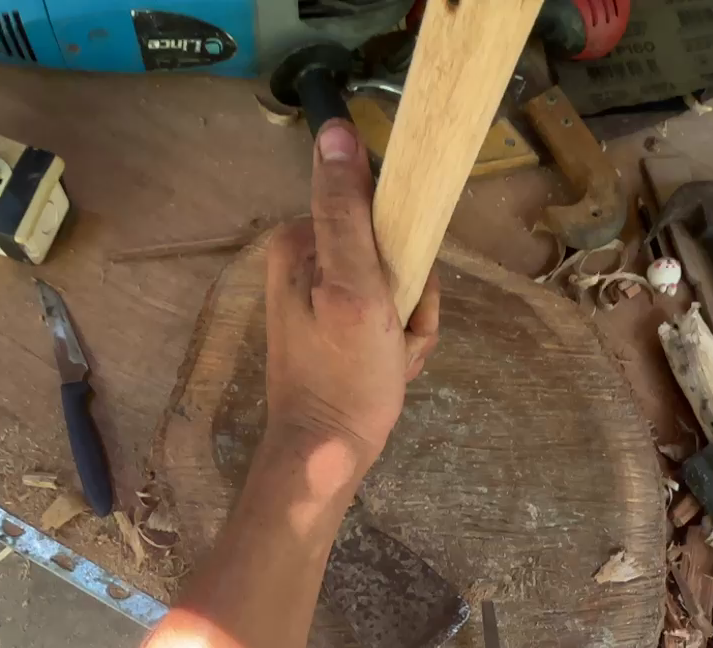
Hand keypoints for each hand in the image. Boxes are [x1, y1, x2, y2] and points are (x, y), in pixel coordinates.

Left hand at [263, 120, 440, 489]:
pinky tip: (391, 371)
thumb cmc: (344, 376)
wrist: (326, 452)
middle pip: (392, 255)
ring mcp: (324, 300)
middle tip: (397, 340)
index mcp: (302, 241)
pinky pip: (389, 321)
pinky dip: (400, 346)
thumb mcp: (353, 288)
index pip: (379, 214)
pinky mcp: (338, 331)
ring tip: (394, 361)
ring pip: (398, 291)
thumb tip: (336, 129)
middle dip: (410, 301)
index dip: (405, 257)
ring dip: (410, 328)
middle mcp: (308, 263)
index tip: (401, 299)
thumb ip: (347, 212)